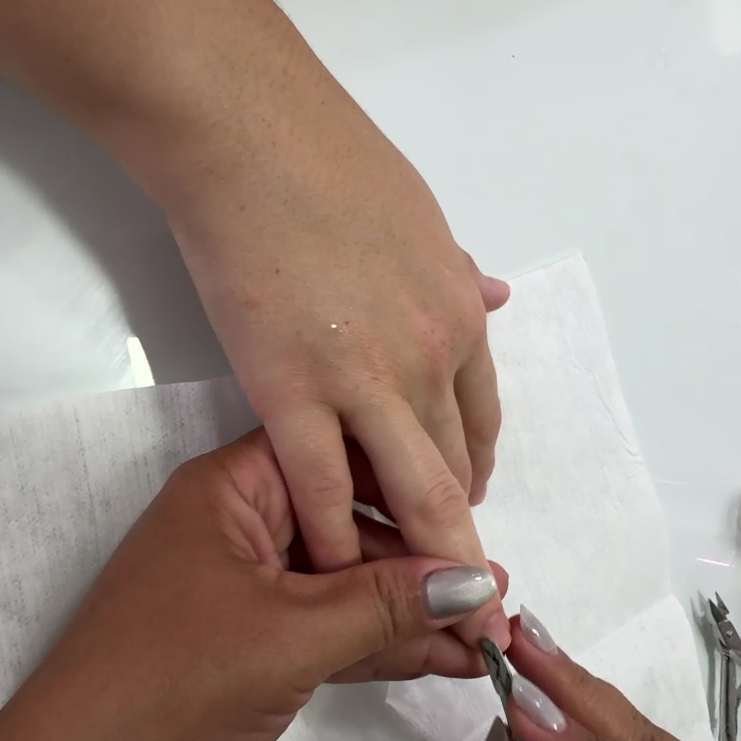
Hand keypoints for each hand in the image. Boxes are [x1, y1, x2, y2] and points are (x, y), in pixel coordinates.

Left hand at [6, 429, 508, 740]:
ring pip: (340, 583)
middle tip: (496, 598)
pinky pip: (323, 625)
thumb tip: (479, 582)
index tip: (476, 518)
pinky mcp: (248, 639)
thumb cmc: (177, 681)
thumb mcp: (290, 635)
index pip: (335, 455)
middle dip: (419, 566)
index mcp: (232, 487)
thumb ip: (386, 605)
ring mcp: (243, 584)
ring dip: (405, 613)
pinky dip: (373, 644)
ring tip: (486, 638)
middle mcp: (239, 522)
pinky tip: (440, 661)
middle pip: (345, 524)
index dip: (407, 483)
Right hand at [163, 118, 509, 645]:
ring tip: (418, 605)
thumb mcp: (416, 216)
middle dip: (460, 532)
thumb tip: (492, 294)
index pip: (479, 416)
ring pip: (409, 490)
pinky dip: (336, 539)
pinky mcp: (291, 390)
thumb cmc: (325, 164)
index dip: (473, 469)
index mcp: (456, 312)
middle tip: (461, 584)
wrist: (248, 135)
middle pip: (454, 464)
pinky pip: (323, 486)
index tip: (462, 502)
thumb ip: (453, 271)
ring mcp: (365, 377)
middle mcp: (429, 355)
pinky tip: (335, 574)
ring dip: (418, 554)